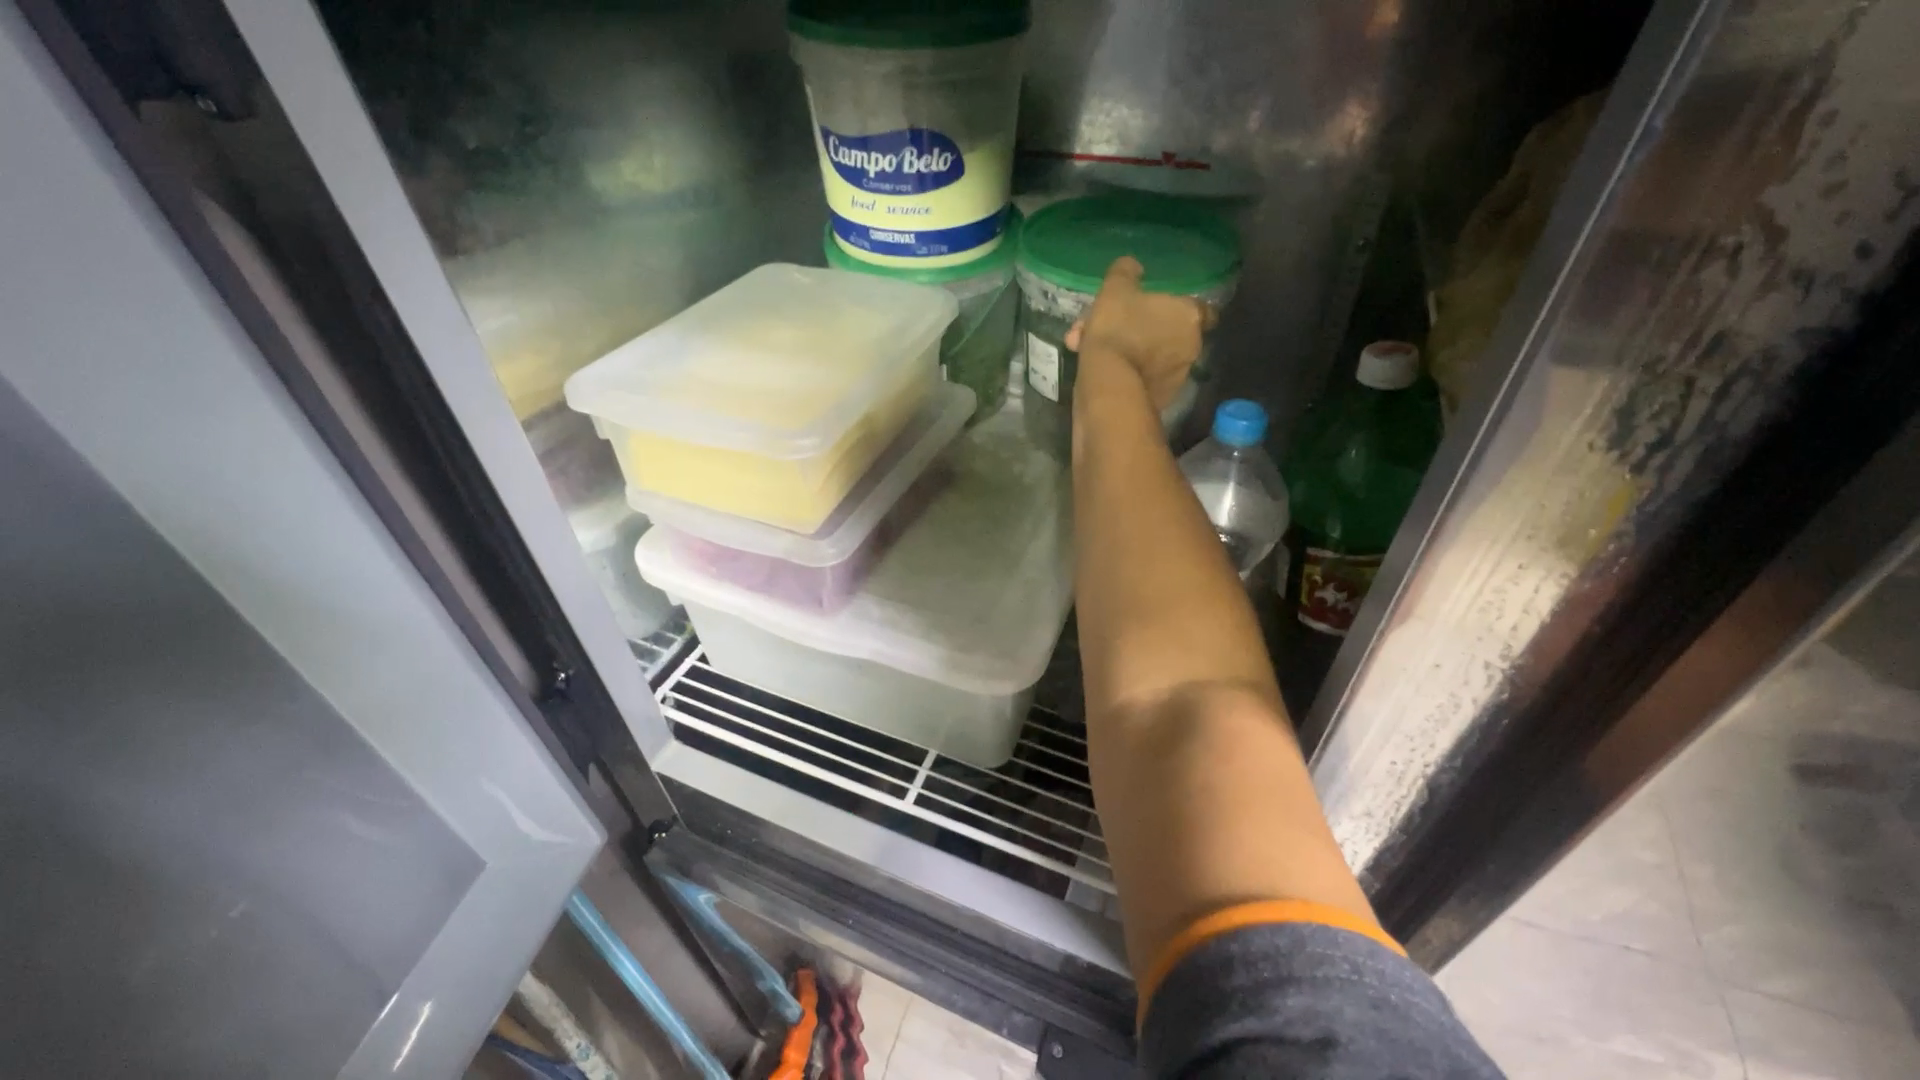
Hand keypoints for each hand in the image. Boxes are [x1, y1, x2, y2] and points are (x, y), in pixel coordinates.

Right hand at [1066, 257, 1213, 411]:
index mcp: (1189, 317)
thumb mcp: (1115, 290)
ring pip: (1149, 356)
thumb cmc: (1118, 329)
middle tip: (1105, 327)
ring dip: (1125, 350)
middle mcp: (1191, 347)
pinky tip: (1095, 369)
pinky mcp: (1159, 399)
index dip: (1179, 308)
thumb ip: (1125, 273)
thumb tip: (1132, 265)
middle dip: (1135, 328)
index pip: (1200, 310)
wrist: (1110, 387)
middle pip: (1166, 333)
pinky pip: (1141, 379)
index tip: (1157, 309)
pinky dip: (1124, 372)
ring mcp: (1177, 377)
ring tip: (1088, 348)